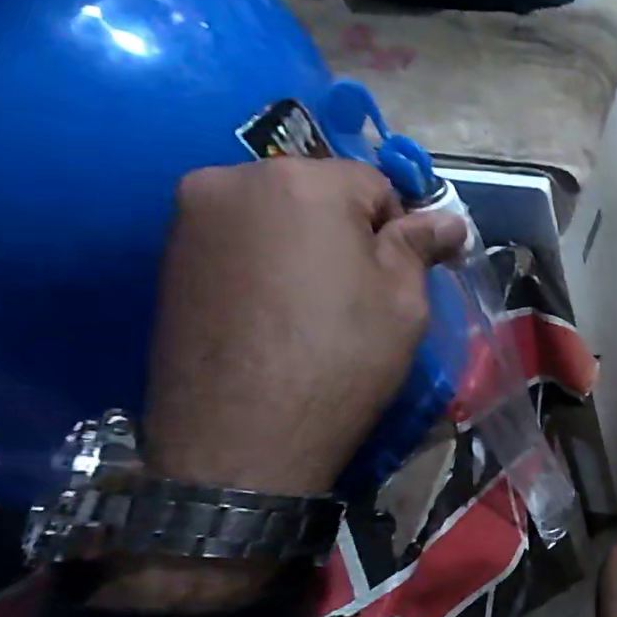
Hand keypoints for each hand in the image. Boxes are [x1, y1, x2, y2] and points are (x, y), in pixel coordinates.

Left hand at [91, 159, 463, 612]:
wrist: (242, 437)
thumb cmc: (340, 361)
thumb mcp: (403, 304)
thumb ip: (420, 246)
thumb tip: (447, 220)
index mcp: (303, 181)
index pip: (375, 183)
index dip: (399, 228)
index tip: (404, 276)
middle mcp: (234, 179)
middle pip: (318, 191)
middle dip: (347, 231)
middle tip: (359, 293)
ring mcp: (190, 216)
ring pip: (276, 215)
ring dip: (304, 246)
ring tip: (314, 309)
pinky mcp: (168, 256)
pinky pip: (239, 241)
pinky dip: (266, 264)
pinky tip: (276, 314)